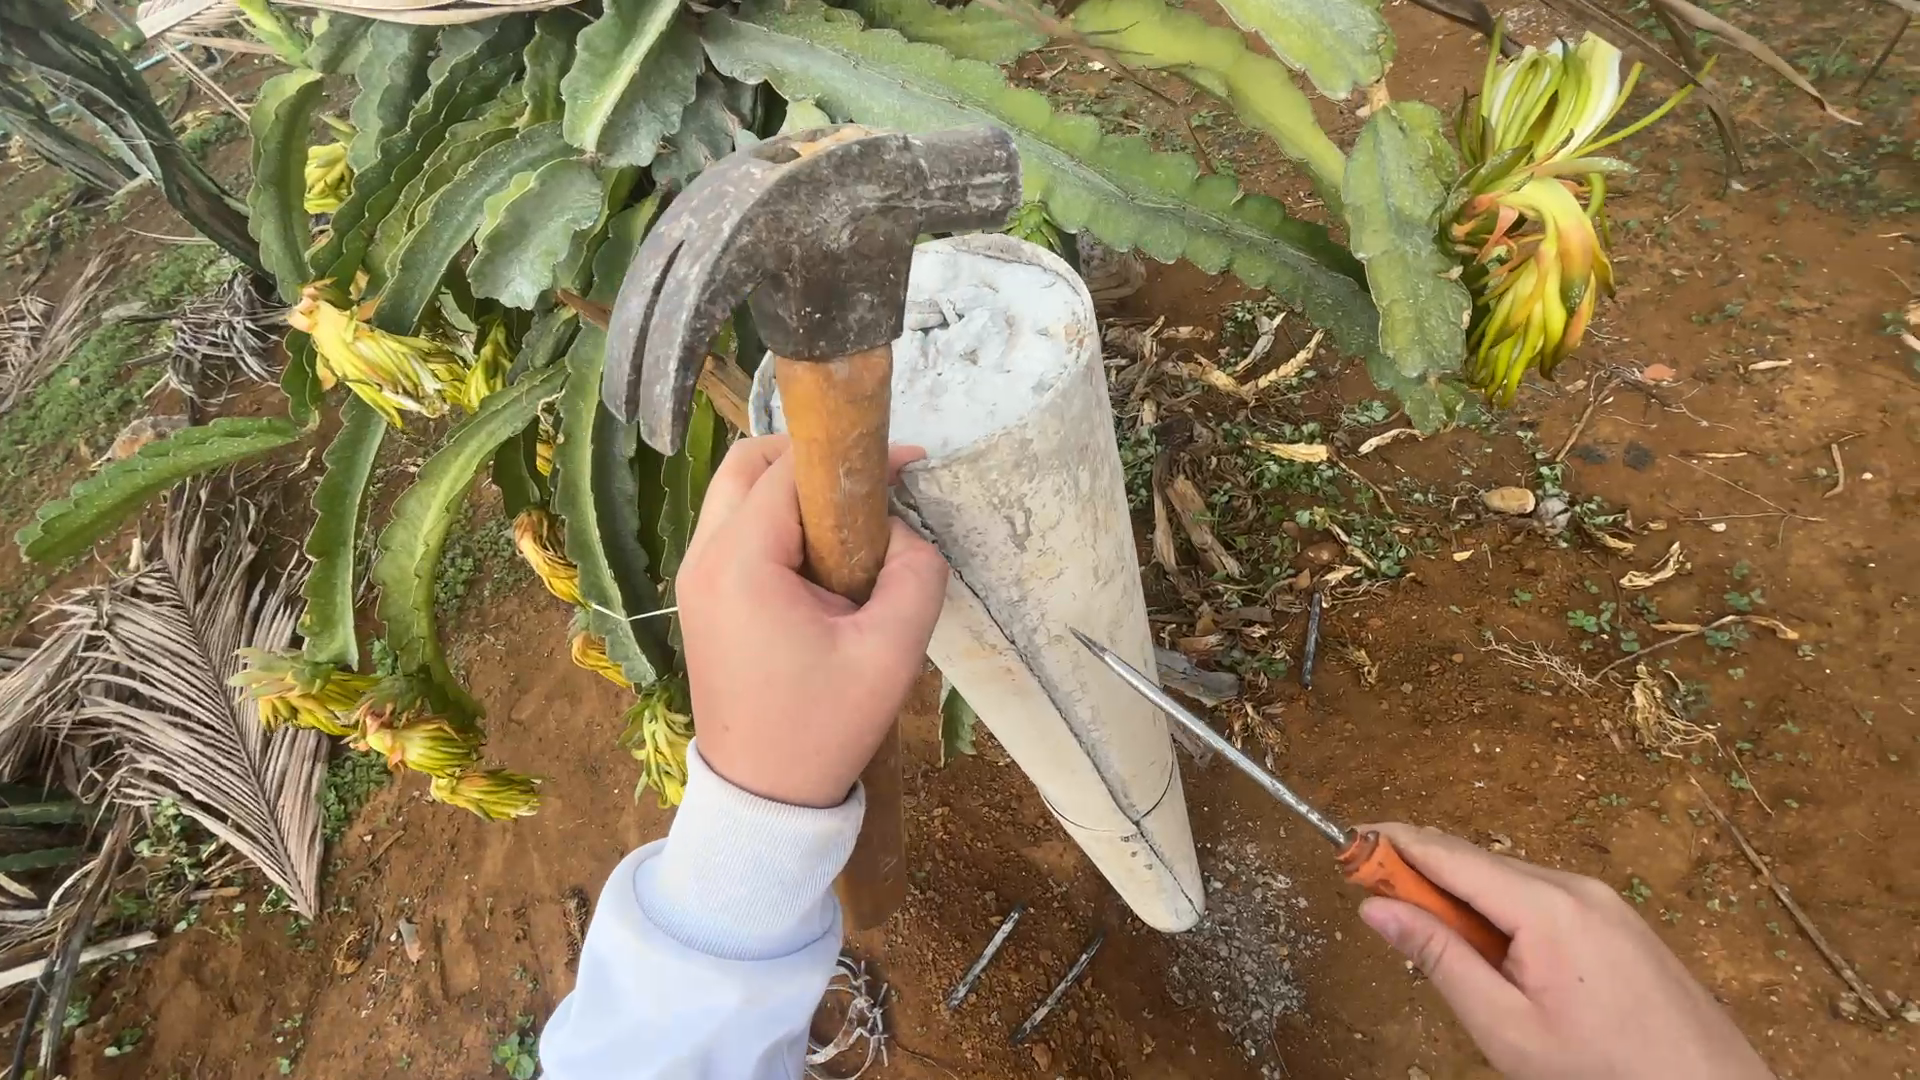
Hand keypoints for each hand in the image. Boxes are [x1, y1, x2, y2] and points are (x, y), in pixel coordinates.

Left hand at [676, 435, 948, 807]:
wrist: (764, 797)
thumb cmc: (826, 726)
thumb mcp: (893, 651)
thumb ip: (917, 573)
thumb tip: (905, 533)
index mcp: (742, 565)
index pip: (790, 471)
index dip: (852, 458)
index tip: (905, 465)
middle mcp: (704, 559)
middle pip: (746, 464)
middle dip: (809, 456)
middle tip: (866, 486)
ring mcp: (694, 578)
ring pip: (735, 492)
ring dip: (790, 486)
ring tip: (848, 521)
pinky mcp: (701, 597)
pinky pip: (733, 529)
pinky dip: (774, 518)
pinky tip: (819, 554)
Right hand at [1358, 823, 1772, 1079]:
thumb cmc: (1608, 1079)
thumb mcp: (1508, 1029)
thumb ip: (1436, 959)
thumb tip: (1371, 907)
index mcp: (1547, 905)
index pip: (1443, 851)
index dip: (1387, 842)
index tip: (1342, 843)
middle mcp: (1573, 885)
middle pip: (1469, 859)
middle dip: (1417, 873)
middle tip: (1380, 906)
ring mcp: (1600, 900)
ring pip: (1500, 877)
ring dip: (1457, 896)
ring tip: (1448, 952)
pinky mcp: (1615, 919)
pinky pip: (1534, 895)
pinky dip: (1495, 909)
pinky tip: (1497, 956)